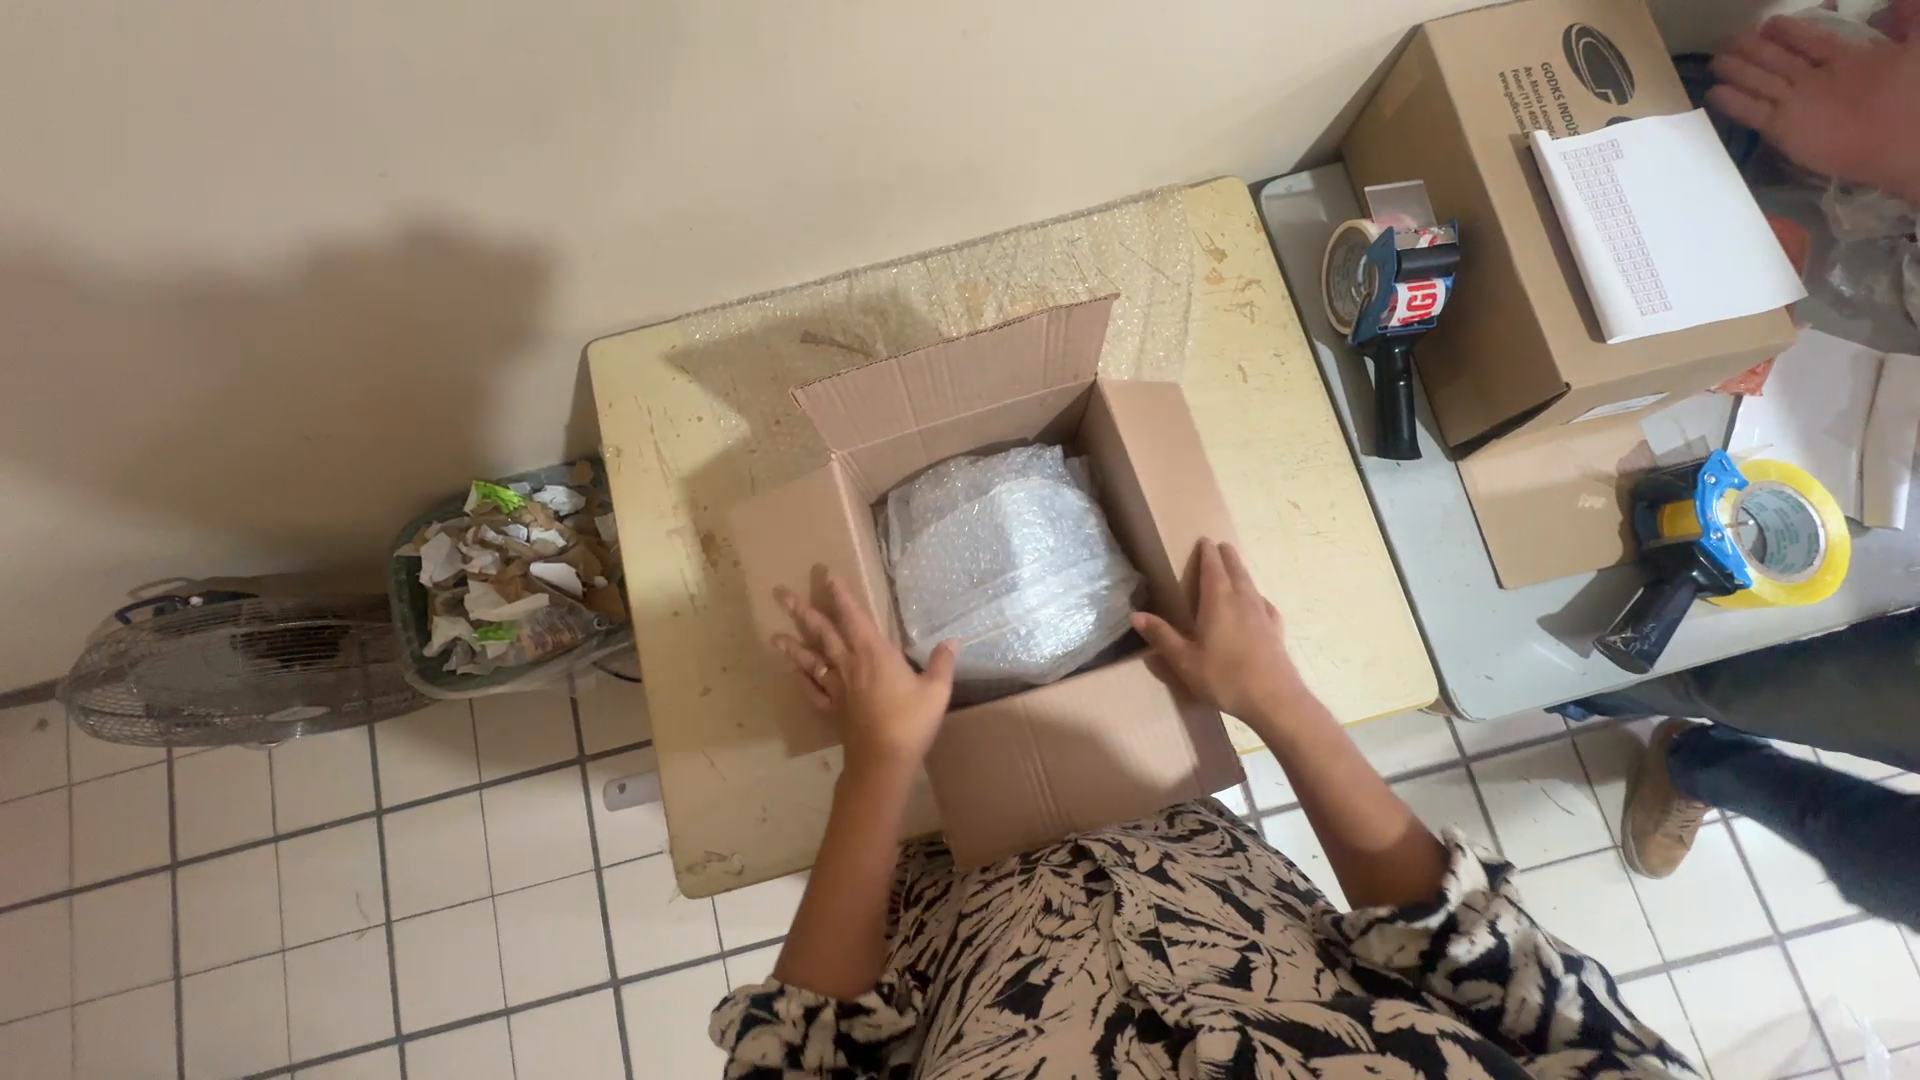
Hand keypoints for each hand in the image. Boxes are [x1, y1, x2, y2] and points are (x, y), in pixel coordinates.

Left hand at [771, 577, 957, 779]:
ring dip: (792, 646)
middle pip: (822, 633)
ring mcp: (837, 688)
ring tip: (774, 636)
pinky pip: (812, 691)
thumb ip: (942, 663)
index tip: (828, 576)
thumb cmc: (911, 722)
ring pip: (810, 661)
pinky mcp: (832, 709)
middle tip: (780, 594)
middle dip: (802, 611)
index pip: (854, 617)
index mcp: (874, 653)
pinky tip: (793, 674)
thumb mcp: (936, 690)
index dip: (841, 596)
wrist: (883, 761)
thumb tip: (954, 640)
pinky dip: (801, 681)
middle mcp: (850, 664)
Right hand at [1130, 539, 1306, 722]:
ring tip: (1237, 568)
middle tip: (1222, 546)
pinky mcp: (1276, 632)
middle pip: (1236, 572)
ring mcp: (1263, 616)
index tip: (1205, 540)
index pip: (1213, 570)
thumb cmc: (1225, 677)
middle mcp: (1243, 602)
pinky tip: (1259, 604)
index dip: (1208, 554)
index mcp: (1219, 603)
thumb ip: (1162, 636)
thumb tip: (1136, 615)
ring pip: (1251, 586)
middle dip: (1228, 557)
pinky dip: (1258, 598)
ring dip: (1243, 573)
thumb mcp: (1184, 660)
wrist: (1275, 700)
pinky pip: (1265, 606)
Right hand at [1708, 17, 1919, 201]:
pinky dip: (1733, 103)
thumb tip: (1891, 1)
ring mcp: (1796, 105)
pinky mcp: (1781, 129)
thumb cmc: (1916, 93)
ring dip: (1737, 71)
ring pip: (1760, 83)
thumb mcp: (1919, 46)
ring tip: (1715, 60)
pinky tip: (1714, 93)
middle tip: (1727, 41)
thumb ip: (1911, 18)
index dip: (1791, 31)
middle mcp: (1816, 81)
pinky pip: (1752, 112)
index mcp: (1847, 60)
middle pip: (1778, 61)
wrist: (1904, 143)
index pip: (1811, 41)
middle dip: (1752, 50)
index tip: (1768, 23)